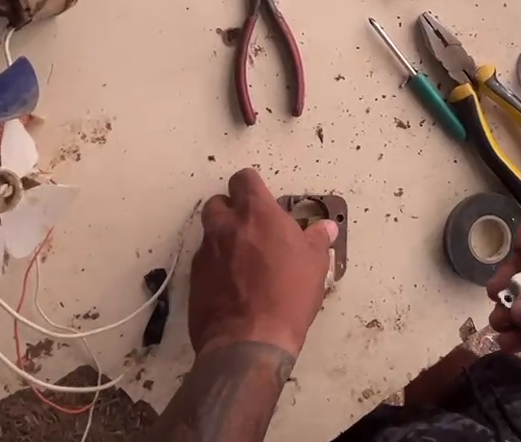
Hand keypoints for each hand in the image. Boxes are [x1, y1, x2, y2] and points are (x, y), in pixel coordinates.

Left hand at [189, 168, 337, 356]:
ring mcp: (206, 254)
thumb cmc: (288, 293)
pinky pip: (203, 263)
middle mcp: (226, 227)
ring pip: (209, 233)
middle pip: (218, 202)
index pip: (244, 179)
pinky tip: (231, 284)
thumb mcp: (314, 263)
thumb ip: (317, 239)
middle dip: (230, 209)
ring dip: (222, 238)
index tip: (261, 197)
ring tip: (240, 257)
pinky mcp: (194, 281)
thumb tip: (326, 228)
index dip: (251, 185)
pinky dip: (214, 266)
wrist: (249, 341)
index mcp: (257, 214)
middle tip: (248, 226)